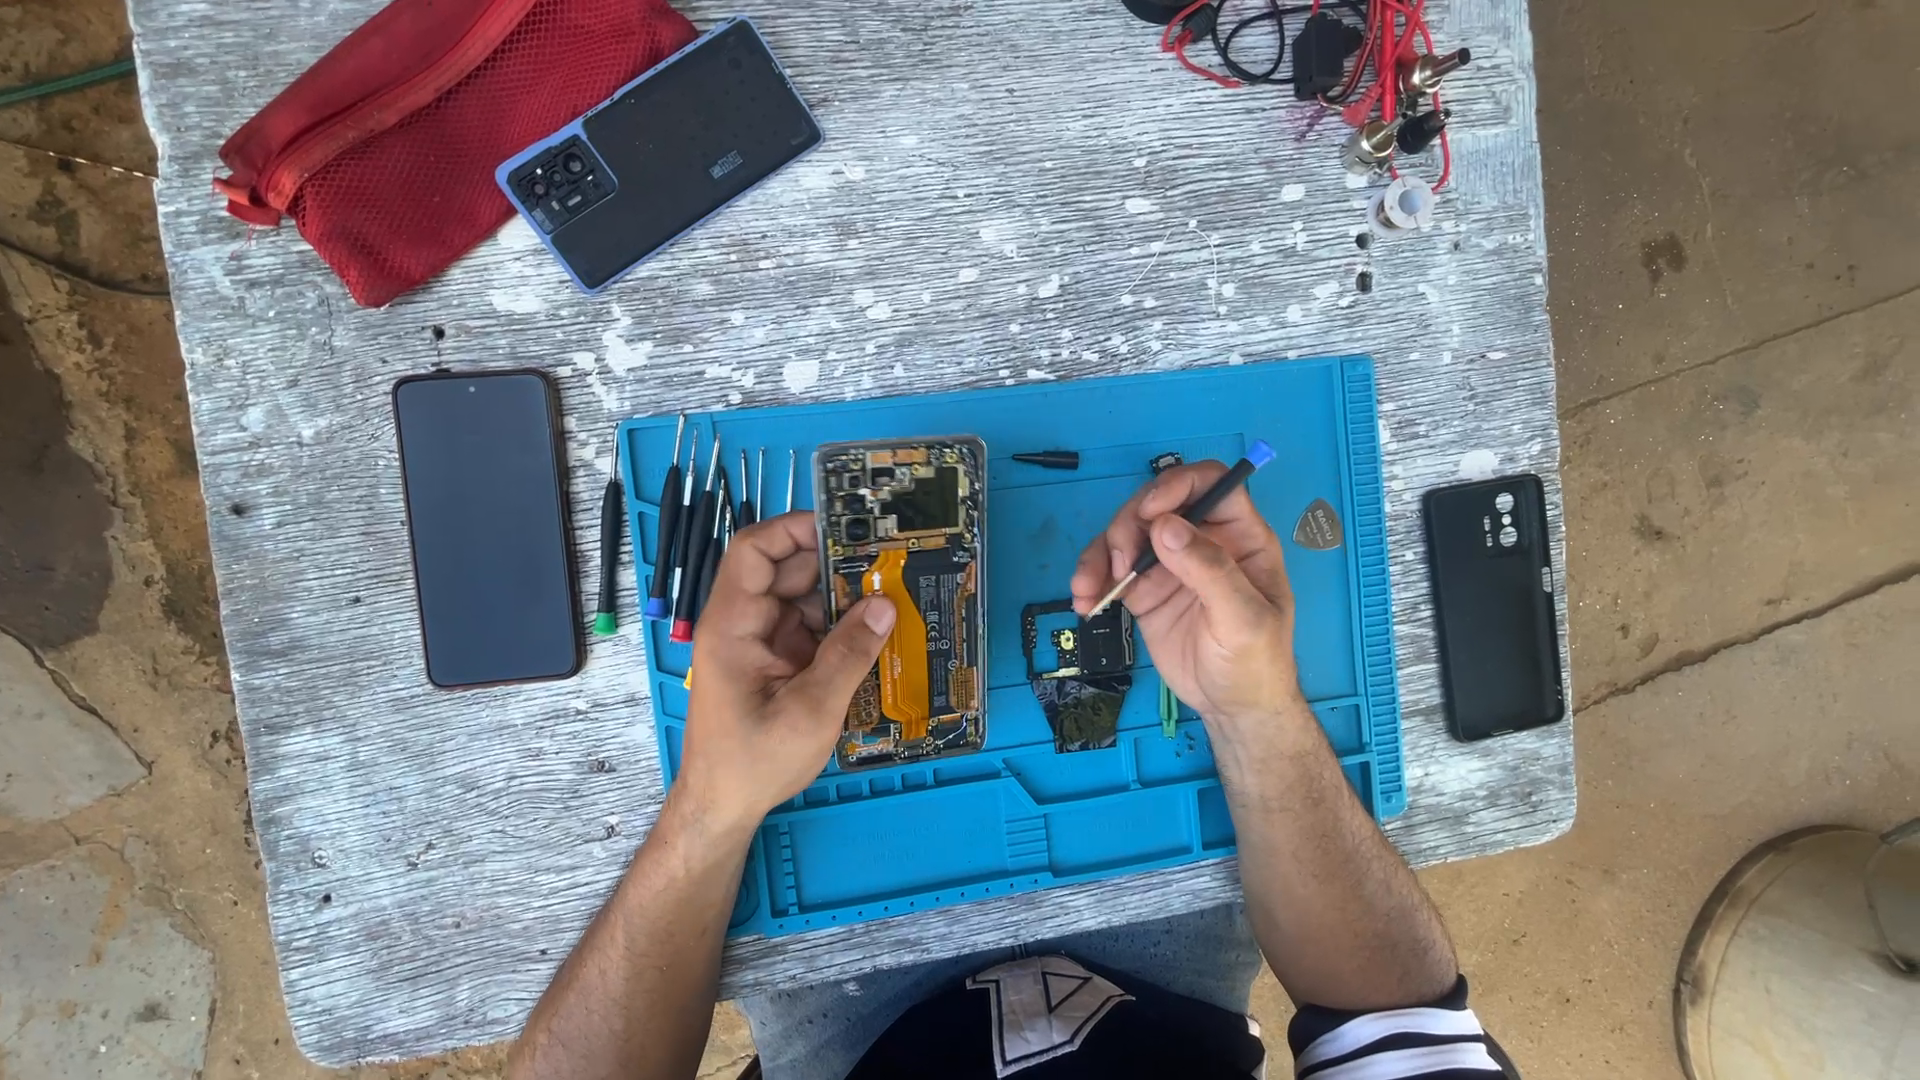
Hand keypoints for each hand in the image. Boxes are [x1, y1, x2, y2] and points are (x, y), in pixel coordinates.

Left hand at [677, 512, 894, 835]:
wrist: (724, 808)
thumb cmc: (753, 761)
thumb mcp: (810, 710)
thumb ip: (849, 654)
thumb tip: (885, 604)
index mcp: (733, 625)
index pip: (753, 551)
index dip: (794, 529)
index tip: (844, 526)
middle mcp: (744, 624)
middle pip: (787, 572)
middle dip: (835, 566)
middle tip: (888, 564)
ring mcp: (761, 642)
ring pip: (804, 599)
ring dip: (844, 599)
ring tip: (891, 597)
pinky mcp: (777, 661)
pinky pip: (811, 628)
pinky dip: (841, 628)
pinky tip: (876, 632)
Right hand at [1070, 462, 1304, 751]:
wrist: (1231, 708)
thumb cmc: (1255, 662)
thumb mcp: (1244, 619)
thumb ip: (1210, 570)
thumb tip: (1166, 526)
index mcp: (1239, 537)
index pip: (1210, 484)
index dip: (1177, 485)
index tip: (1148, 512)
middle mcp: (1201, 541)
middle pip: (1155, 504)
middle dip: (1128, 526)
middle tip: (1118, 563)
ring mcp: (1168, 564)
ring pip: (1125, 533)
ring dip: (1099, 554)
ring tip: (1089, 588)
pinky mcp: (1143, 588)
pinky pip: (1109, 568)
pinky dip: (1091, 579)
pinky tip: (1084, 601)